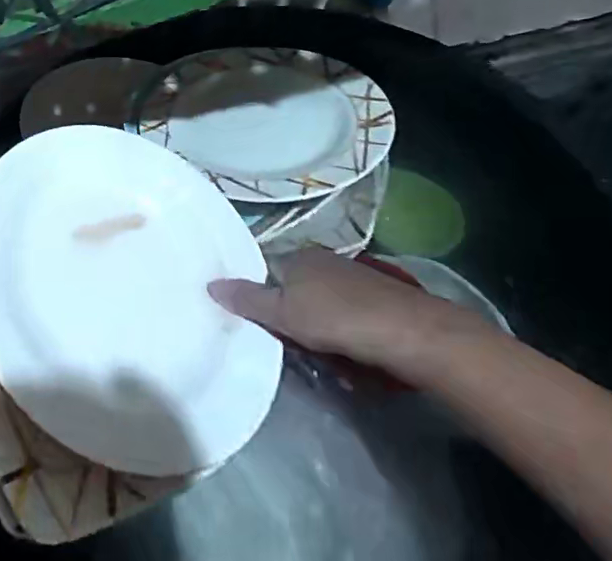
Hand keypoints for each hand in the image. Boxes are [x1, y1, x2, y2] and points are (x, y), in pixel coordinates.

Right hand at [208, 247, 446, 364]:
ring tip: (318, 354)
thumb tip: (211, 283)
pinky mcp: (374, 294)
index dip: (259, 296)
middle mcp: (322, 259)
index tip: (257, 322)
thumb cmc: (333, 317)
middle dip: (290, 315)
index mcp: (297, 257)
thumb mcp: (282, 314)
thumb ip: (247, 299)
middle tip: (288, 344)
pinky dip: (340, 330)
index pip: (267, 271)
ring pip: (320, 301)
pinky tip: (346, 351)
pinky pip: (344, 313)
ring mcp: (350, 275)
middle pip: (294, 287)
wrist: (401, 328)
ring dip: (316, 326)